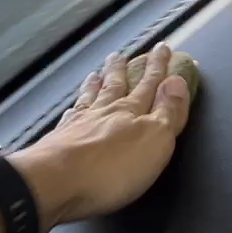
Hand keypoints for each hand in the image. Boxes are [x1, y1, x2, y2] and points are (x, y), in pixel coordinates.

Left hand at [7, 44, 193, 231]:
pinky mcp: (59, 142)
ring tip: (99, 72)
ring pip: (93, 97)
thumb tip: (178, 80)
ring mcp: (79, 125)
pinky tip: (72, 106)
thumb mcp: (155, 140)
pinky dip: (75, 107)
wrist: (53, 184)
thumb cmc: (111, 168)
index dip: (159, 67)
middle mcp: (105, 112)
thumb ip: (169, 111)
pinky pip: (71, 115)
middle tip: (125, 54)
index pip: (150, 84)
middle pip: (118, 86)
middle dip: (126, 70)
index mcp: (132, 112)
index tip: (163, 48)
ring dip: (99, 83)